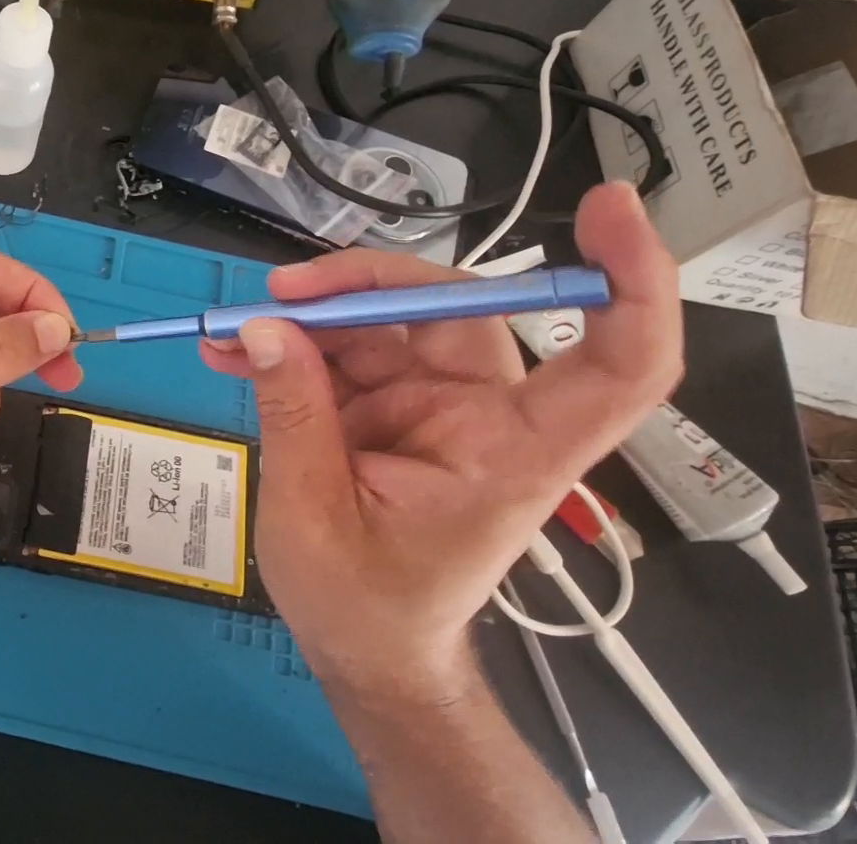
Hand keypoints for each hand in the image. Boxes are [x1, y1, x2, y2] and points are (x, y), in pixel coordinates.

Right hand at [200, 183, 681, 698]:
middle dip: (360, 289)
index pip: (614, 365)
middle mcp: (484, 416)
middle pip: (452, 313)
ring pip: (383, 326)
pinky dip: (289, 349)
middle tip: (276, 293)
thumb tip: (264, 328)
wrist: (360, 649)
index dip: (628, 282)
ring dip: (303, 321)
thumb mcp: (313, 511)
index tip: (604, 208)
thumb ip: (294, 413)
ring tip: (227, 336)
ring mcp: (434, 407)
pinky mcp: (389, 409)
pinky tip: (234, 354)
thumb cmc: (362, 605)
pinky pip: (343, 356)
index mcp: (510, 453)